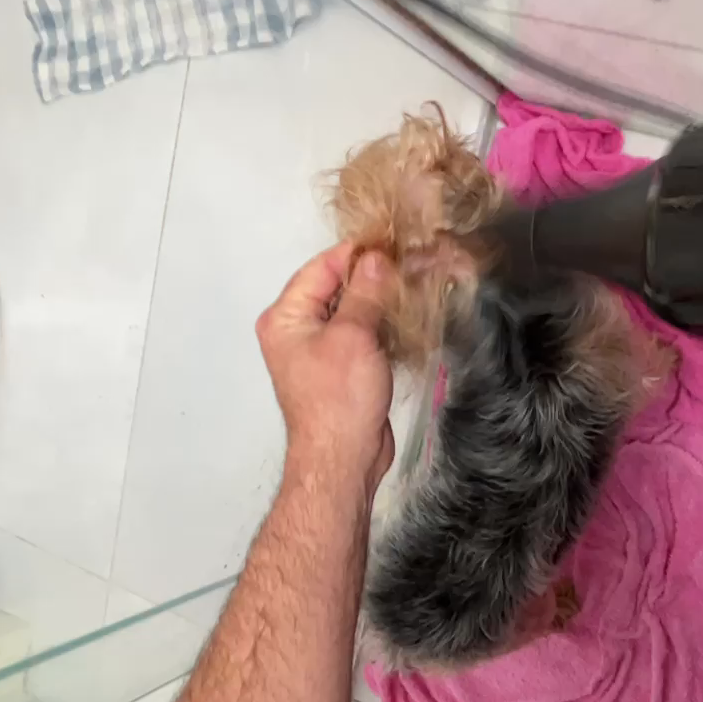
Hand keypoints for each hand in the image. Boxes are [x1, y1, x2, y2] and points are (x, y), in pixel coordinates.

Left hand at [256, 242, 394, 493]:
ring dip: (382, 301)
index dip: (358, 253)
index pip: (322, 268)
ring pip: (353, 311)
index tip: (394, 244)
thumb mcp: (354, 336)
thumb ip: (365, 293)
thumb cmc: (339, 402)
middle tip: (411, 264)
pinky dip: (383, 325)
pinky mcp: (344, 369)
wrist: (344, 456)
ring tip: (415, 286)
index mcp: (287, 317)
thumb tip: (375, 260)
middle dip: (373, 276)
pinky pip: (363, 335)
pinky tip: (408, 318)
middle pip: (337, 287)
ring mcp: (321, 350)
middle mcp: (298, 330)